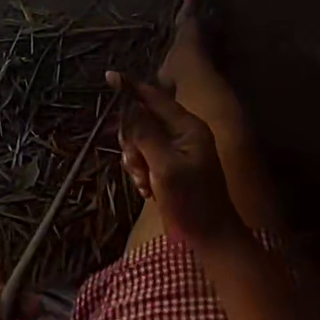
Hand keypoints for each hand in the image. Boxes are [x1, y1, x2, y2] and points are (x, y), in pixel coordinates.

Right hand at [107, 72, 247, 248]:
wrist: (210, 241)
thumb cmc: (192, 202)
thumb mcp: (165, 166)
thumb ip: (144, 134)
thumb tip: (127, 107)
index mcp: (187, 127)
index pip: (154, 98)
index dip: (131, 88)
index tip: (109, 78)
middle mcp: (181, 135)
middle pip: (142, 120)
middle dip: (132, 140)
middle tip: (137, 163)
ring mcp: (175, 153)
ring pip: (139, 141)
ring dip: (135, 160)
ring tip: (144, 182)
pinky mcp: (167, 170)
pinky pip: (143, 159)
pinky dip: (140, 172)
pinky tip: (147, 190)